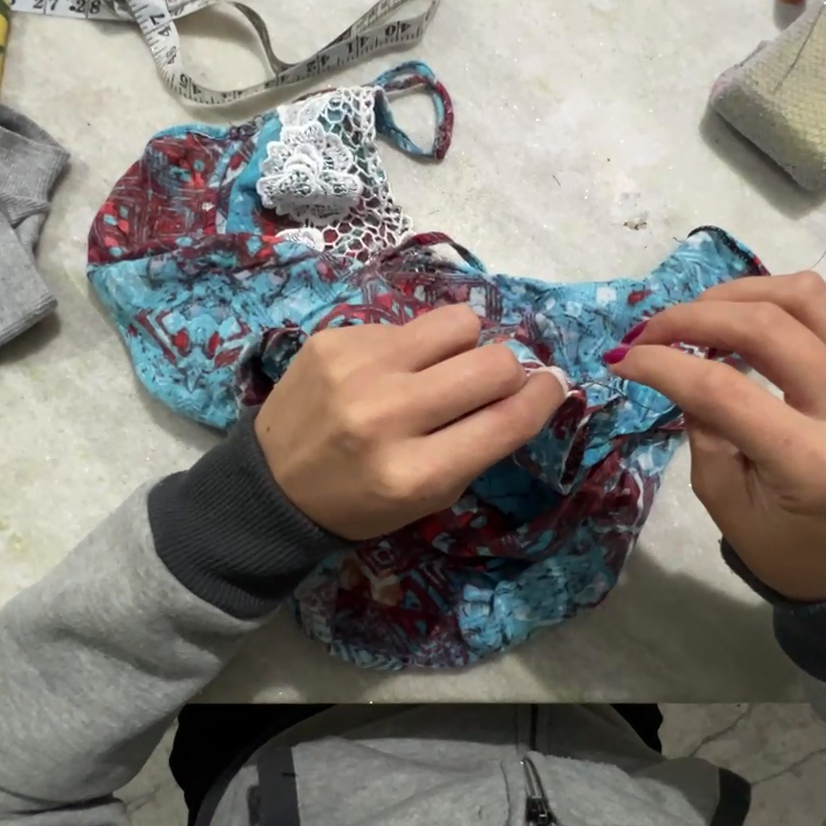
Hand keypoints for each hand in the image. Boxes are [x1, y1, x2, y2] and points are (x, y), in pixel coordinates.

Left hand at [255, 304, 569, 539]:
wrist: (272, 485)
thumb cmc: (360, 501)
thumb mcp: (426, 498)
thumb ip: (478, 446)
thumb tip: (531, 388)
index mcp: (415, 474)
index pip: (507, 420)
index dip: (544, 397)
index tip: (553, 384)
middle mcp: (388, 415)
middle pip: (492, 362)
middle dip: (506, 372)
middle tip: (489, 384)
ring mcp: (357, 369)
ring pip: (458, 323)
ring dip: (463, 346)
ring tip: (437, 369)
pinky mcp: (334, 339)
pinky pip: (406, 325)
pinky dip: (409, 349)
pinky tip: (381, 373)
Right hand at [607, 273, 825, 600]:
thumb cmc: (782, 547)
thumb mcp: (723, 501)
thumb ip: (703, 432)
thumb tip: (678, 369)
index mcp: (815, 464)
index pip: (727, 390)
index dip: (664, 365)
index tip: (621, 359)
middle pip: (770, 327)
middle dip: (694, 317)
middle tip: (647, 332)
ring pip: (805, 298)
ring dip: (735, 294)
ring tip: (691, 316)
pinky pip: (823, 312)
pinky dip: (767, 303)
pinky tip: (731, 320)